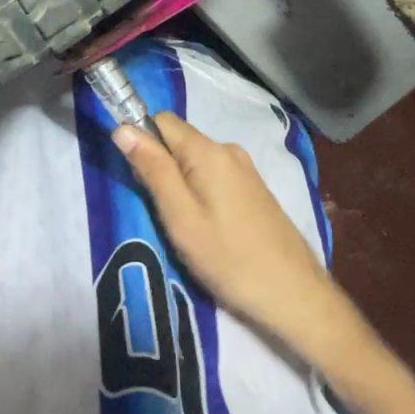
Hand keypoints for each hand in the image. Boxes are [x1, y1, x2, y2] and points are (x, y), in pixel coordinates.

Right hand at [115, 112, 343, 343]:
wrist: (292, 293)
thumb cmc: (228, 257)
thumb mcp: (179, 216)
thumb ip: (152, 169)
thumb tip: (122, 128)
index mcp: (208, 151)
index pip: (161, 120)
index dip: (142, 141)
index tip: (137, 180)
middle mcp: (229, 150)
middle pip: (179, 141)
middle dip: (161, 167)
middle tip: (161, 212)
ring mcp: (246, 170)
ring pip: (196, 162)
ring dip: (181, 184)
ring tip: (183, 226)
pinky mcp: (254, 190)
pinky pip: (214, 177)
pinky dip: (201, 193)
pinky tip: (207, 227)